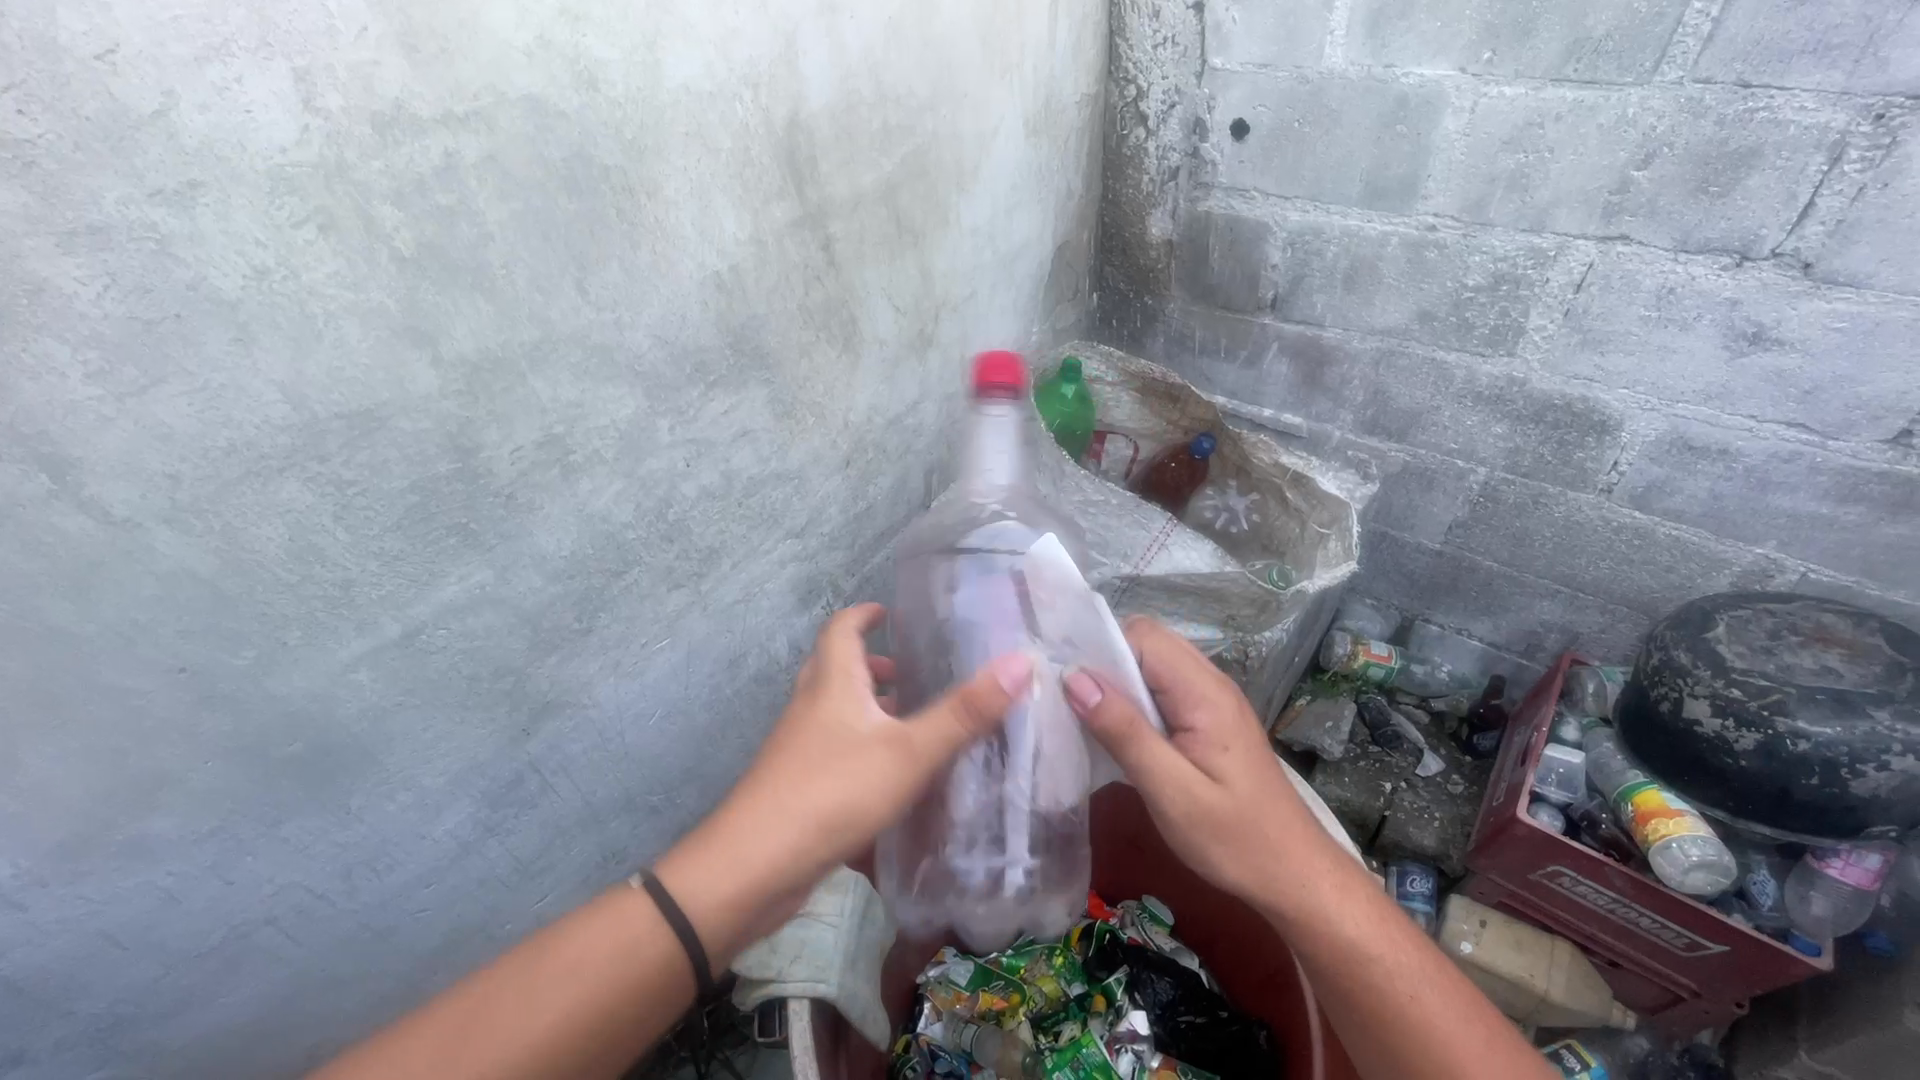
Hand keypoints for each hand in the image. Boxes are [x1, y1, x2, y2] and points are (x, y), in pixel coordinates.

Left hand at [688, 604, 1033, 919]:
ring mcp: (798, 749)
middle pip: (835, 669)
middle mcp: (810, 708)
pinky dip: (860, 750)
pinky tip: (891, 780)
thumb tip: (1020, 662)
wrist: (755, 866)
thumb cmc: (833, 791)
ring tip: (910, 724)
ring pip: (833, 714)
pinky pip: (832, 753)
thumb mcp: (909, 751)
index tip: (888, 612)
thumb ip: (964, 712)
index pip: (842, 629)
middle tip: (910, 672)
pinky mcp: (796, 788)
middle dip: (871, 665)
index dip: (864, 616)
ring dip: (866, 709)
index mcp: (833, 683)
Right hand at [1062, 617, 1325, 908]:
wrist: (1294, 875)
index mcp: (1203, 692)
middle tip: (1068, 700)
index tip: (1063, 682)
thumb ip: (1124, 732)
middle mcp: (1210, 684)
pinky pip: (1163, 689)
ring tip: (1084, 715)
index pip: (1142, 636)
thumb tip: (1075, 679)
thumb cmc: (1233, 839)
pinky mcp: (1209, 721)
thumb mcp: (1171, 792)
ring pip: (1154, 664)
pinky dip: (1134, 700)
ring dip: (1117, 682)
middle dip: (1103, 661)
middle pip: (1147, 642)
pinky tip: (1116, 732)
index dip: (1099, 649)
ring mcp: (1213, 701)